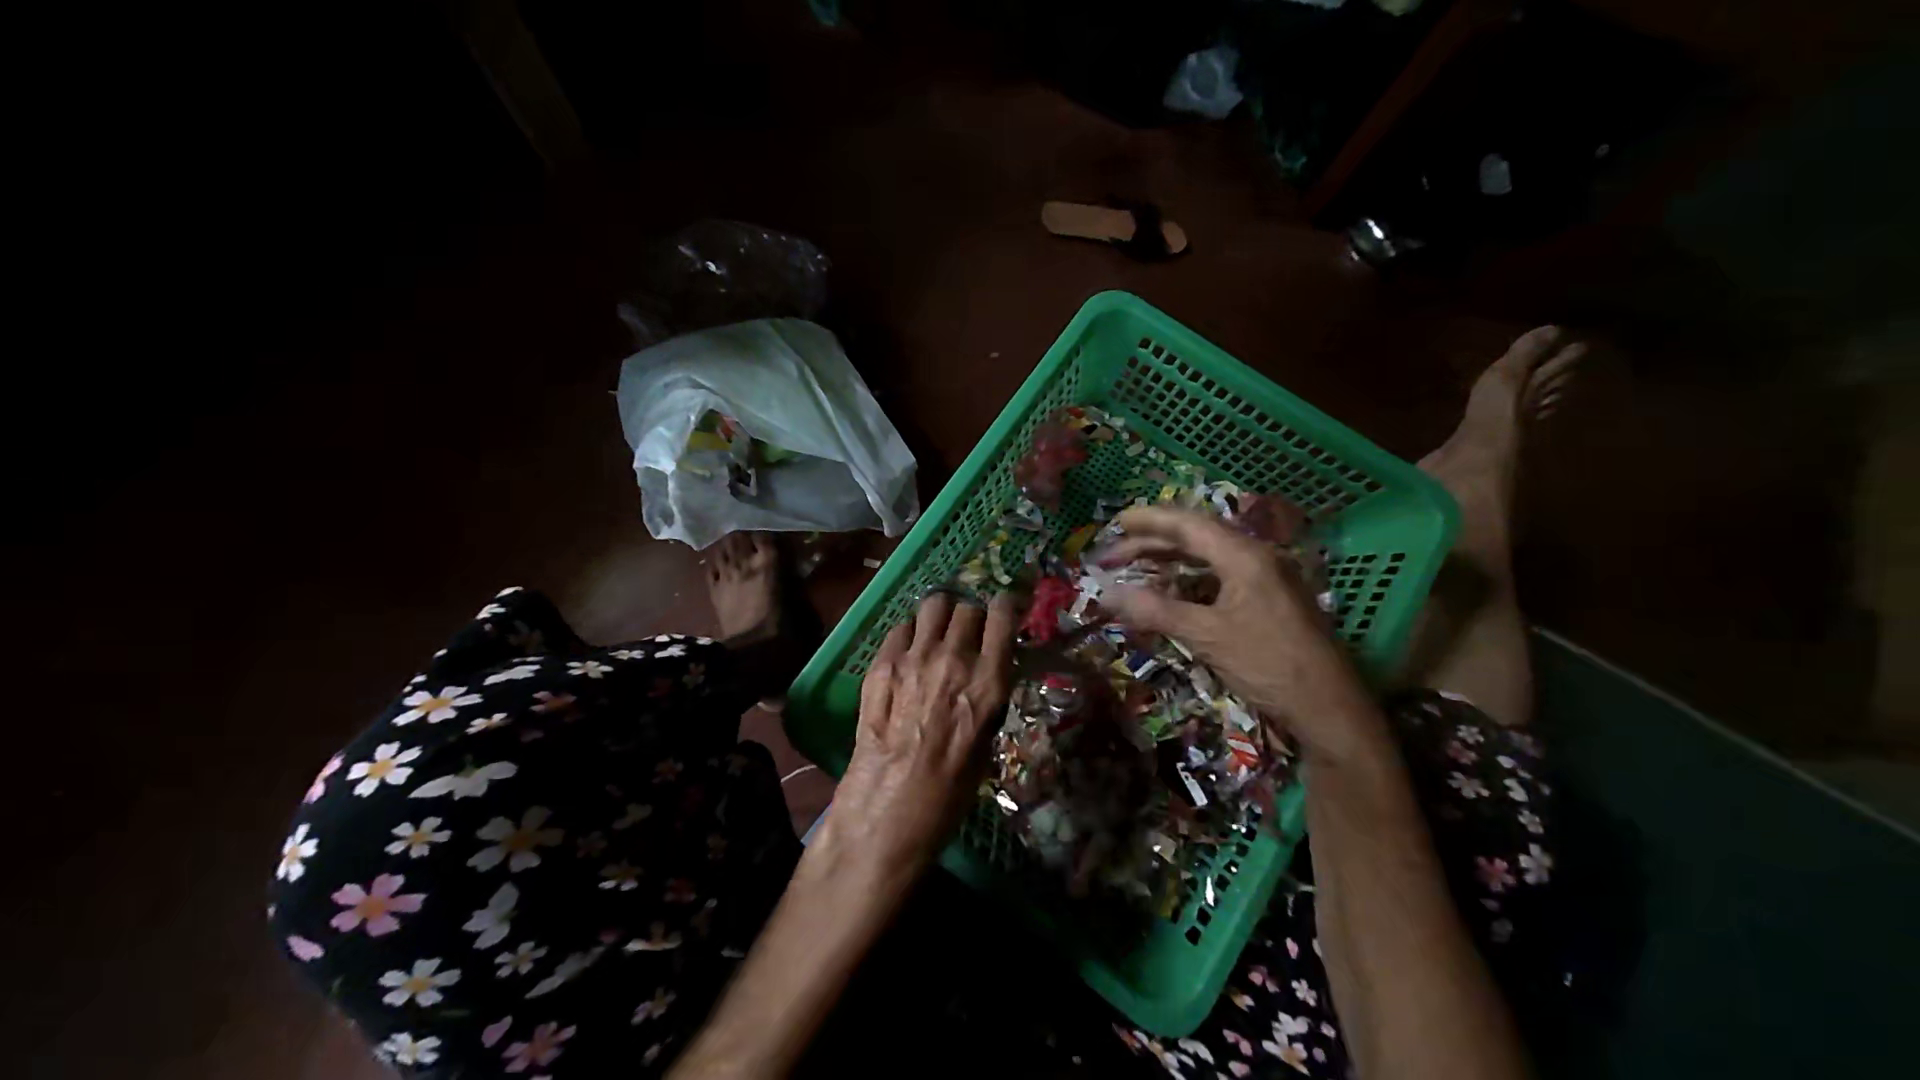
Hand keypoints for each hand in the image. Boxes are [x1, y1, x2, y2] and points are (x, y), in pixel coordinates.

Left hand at [822, 590, 1019, 878]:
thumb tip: (986, 674)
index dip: (1004, 608)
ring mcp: (914, 658)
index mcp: (988, 681)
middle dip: (971, 617)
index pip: (1002, 614)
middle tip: (968, 634)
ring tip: (938, 632)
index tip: (1003, 612)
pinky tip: (909, 653)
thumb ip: (988, 698)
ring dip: (941, 615)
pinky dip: (910, 633)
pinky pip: (901, 627)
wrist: (889, 808)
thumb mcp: (987, 742)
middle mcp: (954, 659)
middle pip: (967, 608)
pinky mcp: (882, 664)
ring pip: (933, 605)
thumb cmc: (949, 791)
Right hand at [1100, 506, 1375, 758]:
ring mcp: (1266, 580)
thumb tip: (1105, 595)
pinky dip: (1189, 582)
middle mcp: (1257, 558)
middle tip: (1113, 556)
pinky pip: (1220, 579)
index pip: (1188, 525)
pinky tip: (1170, 593)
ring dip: (1170, 562)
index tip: (1115, 522)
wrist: (1330, 710)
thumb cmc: (1269, 665)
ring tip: (1134, 570)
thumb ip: (1155, 611)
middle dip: (1152, 544)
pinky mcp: (1269, 601)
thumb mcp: (1207, 636)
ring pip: (1208, 559)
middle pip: (1196, 538)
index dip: (1149, 521)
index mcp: (1244, 556)